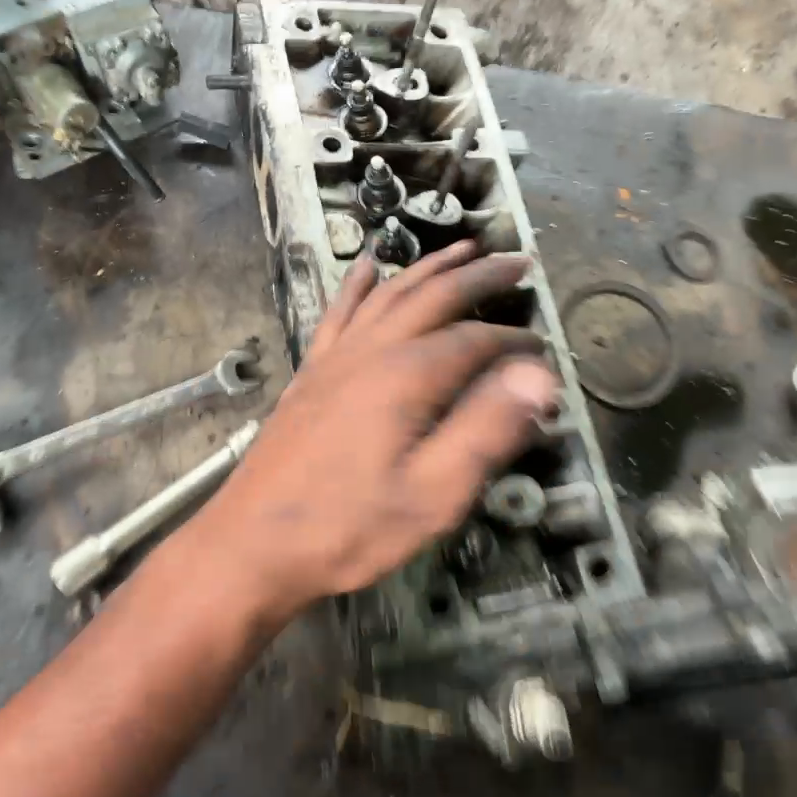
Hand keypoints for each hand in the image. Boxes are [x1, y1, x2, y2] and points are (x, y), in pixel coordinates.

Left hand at [185, 241, 558, 620]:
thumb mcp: (432, 494)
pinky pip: (338, 314)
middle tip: (518, 260)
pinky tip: (366, 266)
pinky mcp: (309, 376)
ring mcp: (334, 360)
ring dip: (429, 268)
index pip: (474, 341)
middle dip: (479, 276)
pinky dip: (357, 285)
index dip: (514, 341)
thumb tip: (538, 377)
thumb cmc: (348, 529)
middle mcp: (370, 353)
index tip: (544, 350)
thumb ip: (486, 430)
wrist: (251, 547)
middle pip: (433, 297)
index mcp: (406, 378)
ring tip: (460, 248)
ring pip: (388, 295)